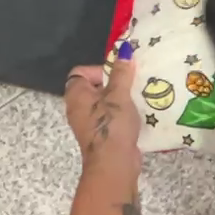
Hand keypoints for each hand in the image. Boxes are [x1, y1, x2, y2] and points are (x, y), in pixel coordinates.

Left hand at [64, 54, 140, 173]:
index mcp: (76, 95)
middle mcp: (77, 109)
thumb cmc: (112, 125)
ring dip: (121, 101)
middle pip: (95, 88)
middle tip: (133, 84)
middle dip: (115, 84)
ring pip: (105, 104)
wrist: (114, 164)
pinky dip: (122, 116)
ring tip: (139, 98)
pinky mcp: (101, 136)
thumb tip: (124, 50)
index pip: (81, 72)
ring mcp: (88, 124)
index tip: (118, 73)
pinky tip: (139, 115)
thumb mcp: (119, 94)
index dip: (100, 69)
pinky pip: (111, 119)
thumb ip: (122, 72)